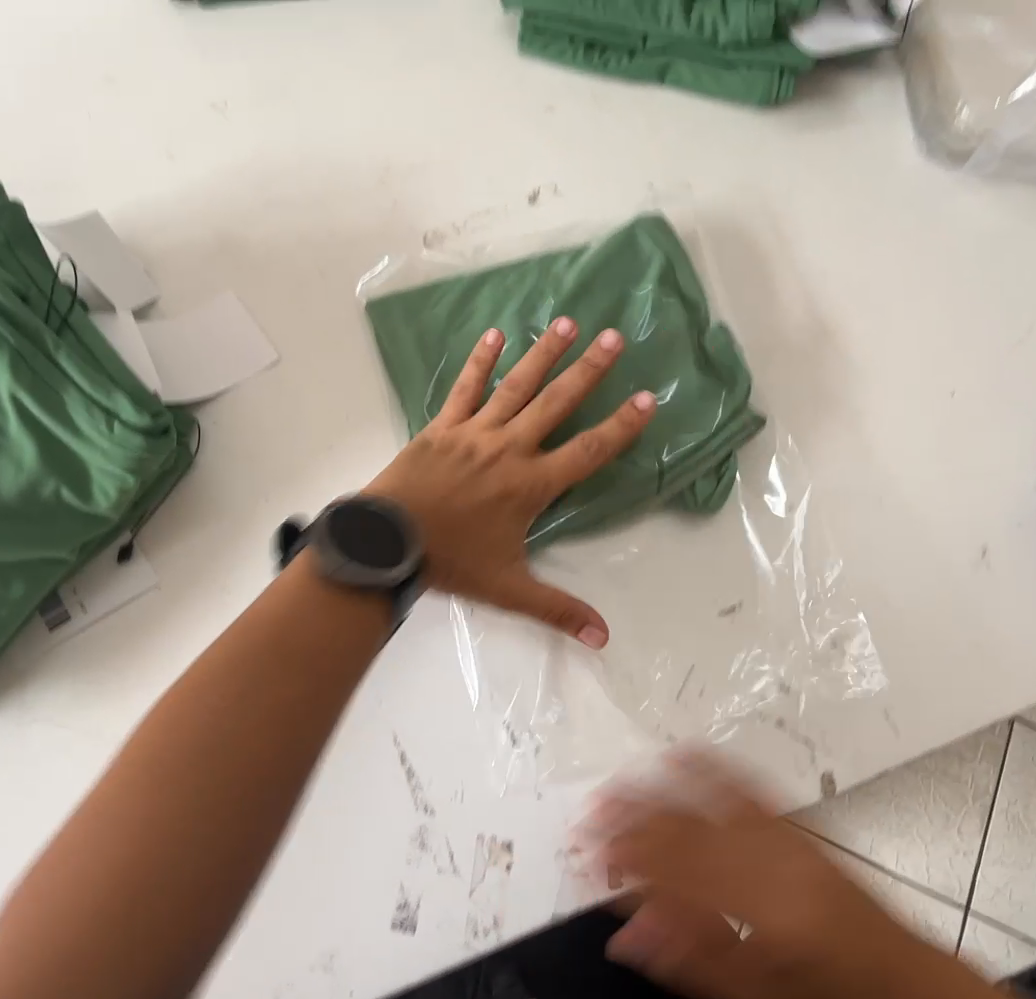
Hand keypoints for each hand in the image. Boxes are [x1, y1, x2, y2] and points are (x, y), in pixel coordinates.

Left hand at [364, 317, 654, 647]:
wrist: (388, 544)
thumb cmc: (451, 563)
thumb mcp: (508, 589)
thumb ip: (557, 609)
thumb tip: (602, 639)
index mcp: (531, 485)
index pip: (588, 451)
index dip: (621, 426)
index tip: (648, 399)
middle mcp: (509, 449)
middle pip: (557, 404)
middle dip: (589, 370)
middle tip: (615, 337)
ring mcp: (474, 433)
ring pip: (516, 387)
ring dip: (543, 354)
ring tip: (566, 322)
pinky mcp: (442, 426)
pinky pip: (465, 388)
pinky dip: (480, 361)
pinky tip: (495, 335)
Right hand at [585, 750, 938, 998]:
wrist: (896, 971)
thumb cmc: (825, 991)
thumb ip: (685, 962)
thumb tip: (624, 936)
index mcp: (756, 915)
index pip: (671, 879)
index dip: (621, 866)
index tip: (589, 861)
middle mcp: (766, 866)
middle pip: (680, 833)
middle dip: (625, 825)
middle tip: (586, 823)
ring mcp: (781, 838)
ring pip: (703, 804)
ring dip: (651, 792)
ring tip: (612, 788)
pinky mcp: (792, 824)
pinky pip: (744, 785)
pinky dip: (707, 764)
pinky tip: (679, 752)